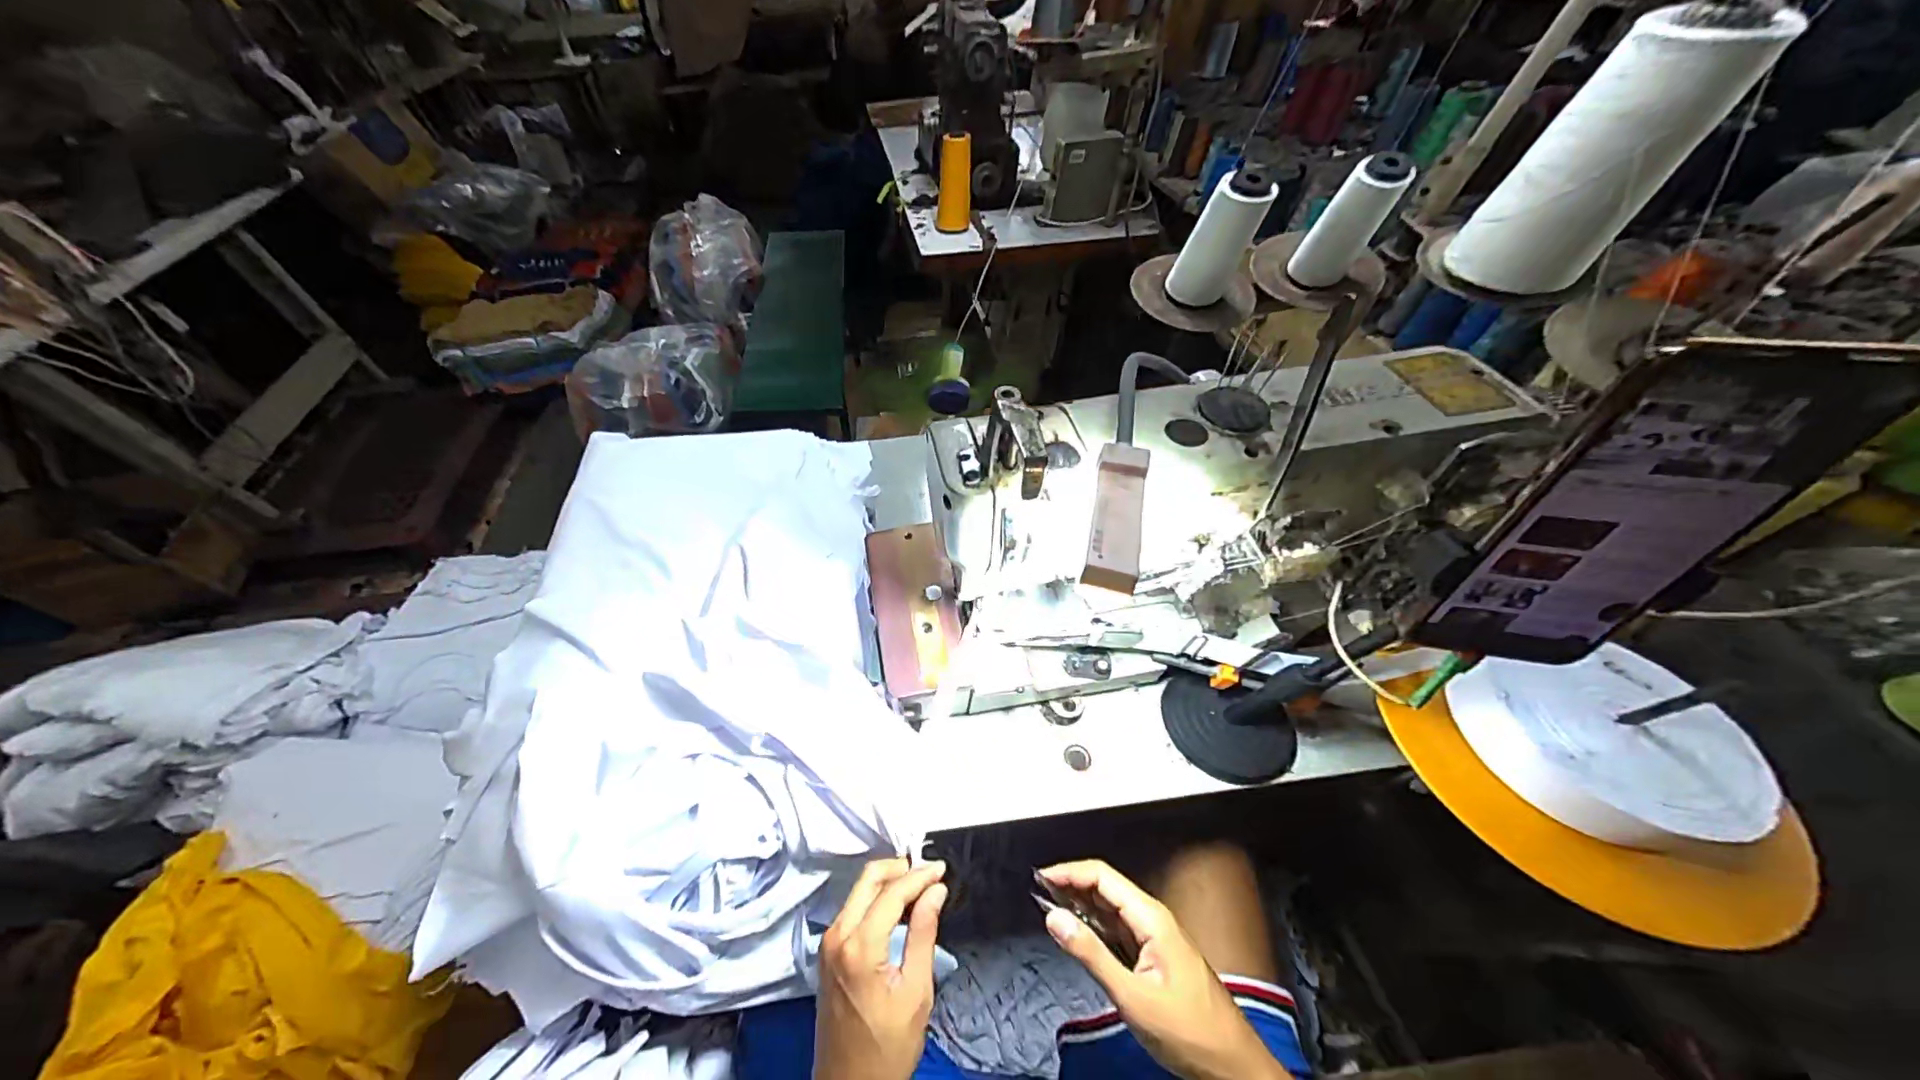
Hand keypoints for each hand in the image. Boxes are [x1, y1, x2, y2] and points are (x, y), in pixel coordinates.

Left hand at [815, 858, 948, 1079]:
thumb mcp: (916, 992)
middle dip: (899, 869)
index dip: (919, 876)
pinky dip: (875, 899)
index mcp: (859, 947)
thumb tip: (935, 892)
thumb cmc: (887, 1048)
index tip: (942, 870)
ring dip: (887, 882)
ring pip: (858, 892)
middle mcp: (837, 937)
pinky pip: (852, 910)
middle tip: (929, 872)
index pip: (891, 893)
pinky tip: (897, 907)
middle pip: (868, 880)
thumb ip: (923, 933)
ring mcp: (828, 944)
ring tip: (919, 888)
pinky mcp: (827, 953)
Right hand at [1039, 860, 1290, 1079]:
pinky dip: (1092, 925)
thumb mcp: (1132, 995)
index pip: (1102, 876)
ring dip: (1079, 904)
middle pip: (1105, 887)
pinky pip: (1117, 929)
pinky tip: (1076, 931)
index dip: (1069, 872)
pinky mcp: (1152, 956)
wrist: (1233, 1066)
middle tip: (1038, 891)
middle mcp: (1153, 920)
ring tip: (1049, 905)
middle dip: (1071, 884)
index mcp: (1151, 918)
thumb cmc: (1190, 1032)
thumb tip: (1054, 917)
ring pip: (1110, 908)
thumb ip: (1091, 954)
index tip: (1040, 879)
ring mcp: (1154, 937)